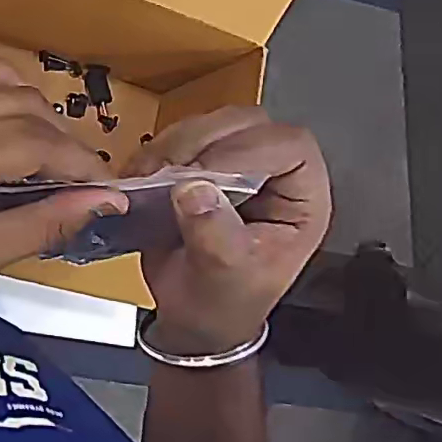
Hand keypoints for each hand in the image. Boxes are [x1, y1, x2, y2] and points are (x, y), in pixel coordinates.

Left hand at [0, 57, 129, 314]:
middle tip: (78, 178)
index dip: (80, 163)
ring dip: (38, 113)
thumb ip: (46, 223)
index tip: (107, 185)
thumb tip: (105, 200)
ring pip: (6, 81)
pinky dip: (4, 88)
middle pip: (25, 108)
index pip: (34, 143)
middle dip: (63, 142)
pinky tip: (12, 118)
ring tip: (46, 153)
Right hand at [125, 106, 329, 355]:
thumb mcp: (224, 276)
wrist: (192, 317)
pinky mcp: (201, 165)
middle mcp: (273, 174)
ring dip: (174, 145)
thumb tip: (193, 190)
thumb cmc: (222, 304)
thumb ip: (214, 234)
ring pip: (210, 124)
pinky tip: (142, 177)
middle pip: (246, 124)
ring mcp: (235, 165)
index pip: (289, 147)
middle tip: (168, 174)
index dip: (247, 151)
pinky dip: (156, 152)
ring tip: (150, 178)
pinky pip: (180, 138)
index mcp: (300, 200)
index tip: (202, 173)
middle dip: (202, 142)